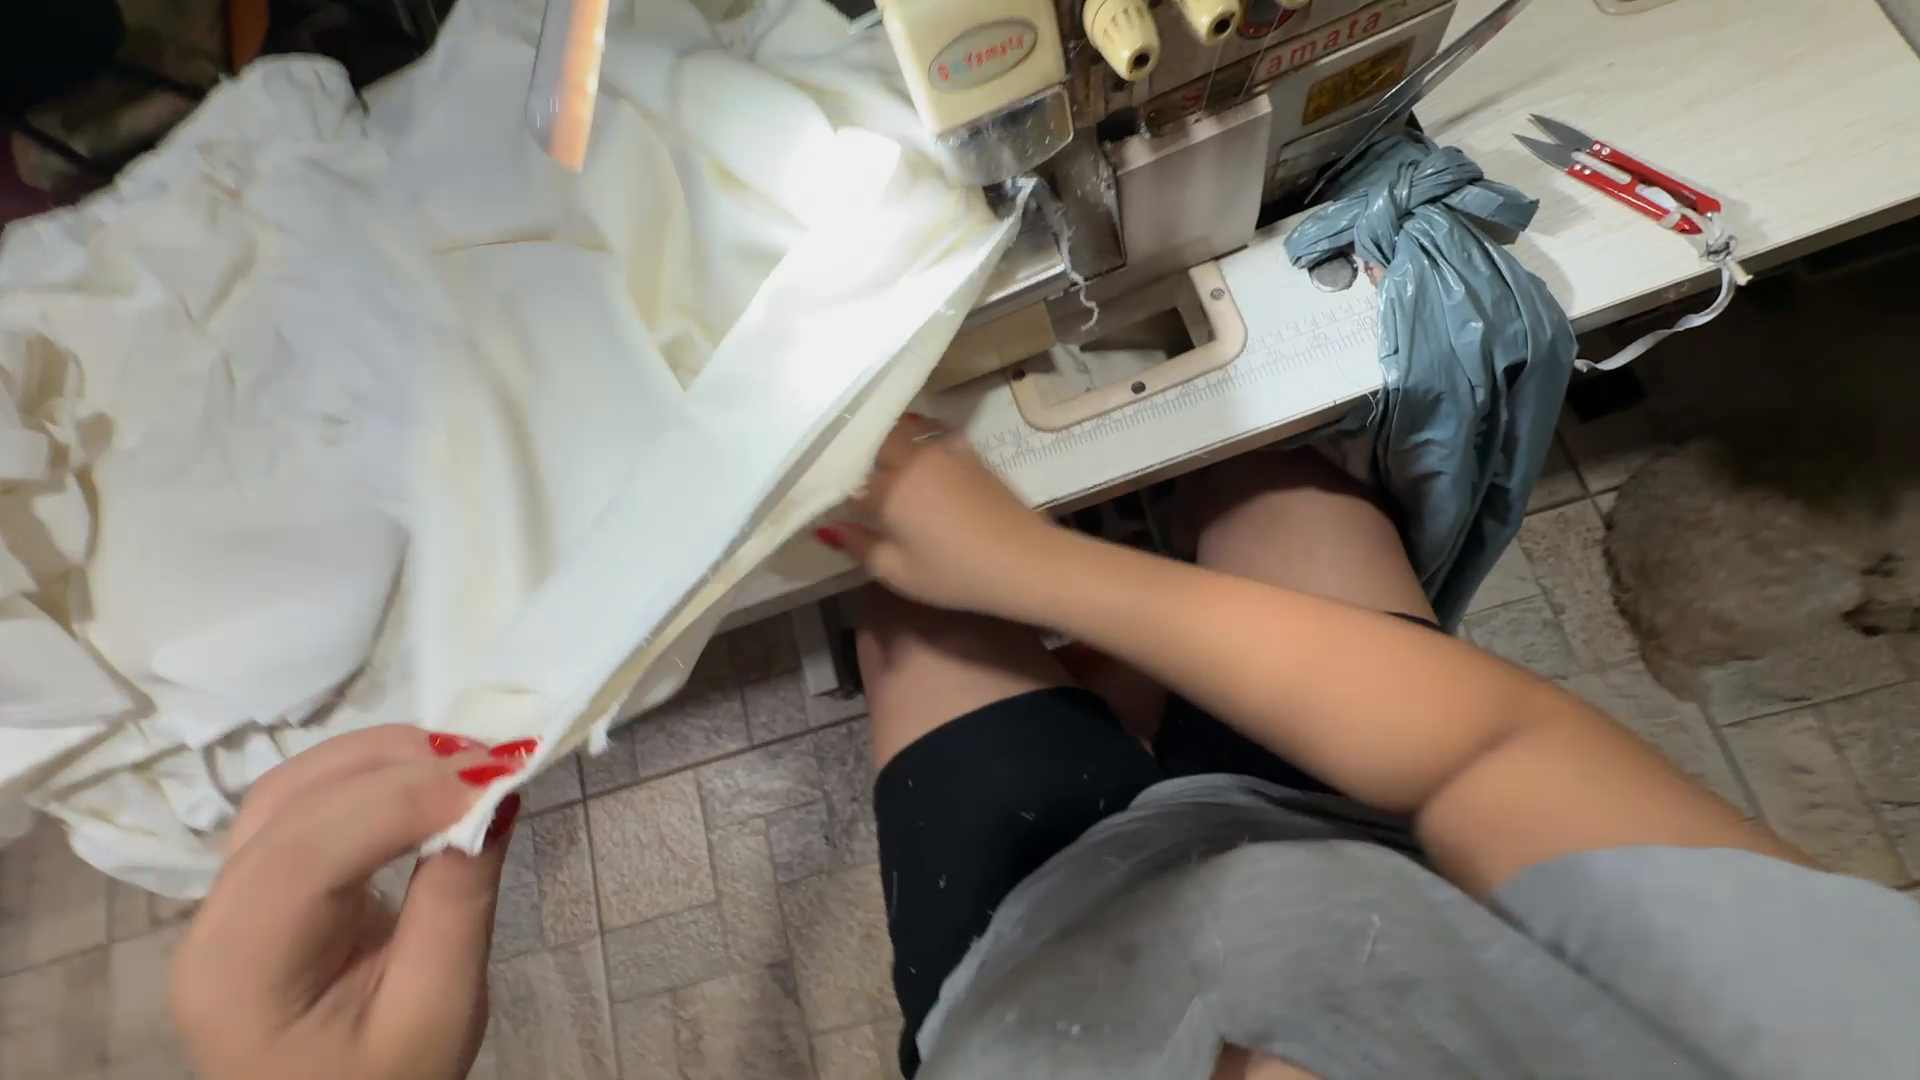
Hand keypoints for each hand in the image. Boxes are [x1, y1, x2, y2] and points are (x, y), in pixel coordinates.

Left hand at [172, 726, 533, 1079]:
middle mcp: (215, 917)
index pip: (310, 849)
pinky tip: (432, 775)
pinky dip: (378, 769)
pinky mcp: (269, 877)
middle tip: (500, 761)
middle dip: (402, 763)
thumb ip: (459, 902)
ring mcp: (233, 891)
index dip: (408, 797)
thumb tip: (497, 800)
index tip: (503, 777)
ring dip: (389, 755)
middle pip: (294, 800)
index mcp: (240, 967)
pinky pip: (311, 797)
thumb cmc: (391, 1075)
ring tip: (472, 760)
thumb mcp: (439, 1006)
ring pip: (297, 784)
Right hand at [816, 413, 1066, 617]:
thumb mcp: (898, 572)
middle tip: (842, 460)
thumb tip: (826, 526)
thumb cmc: (955, 574)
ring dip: (885, 434)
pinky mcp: (970, 453)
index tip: (819, 484)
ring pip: (903, 428)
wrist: (1025, 561)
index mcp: (889, 487)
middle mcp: (912, 457)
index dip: (831, 477)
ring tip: (873, 448)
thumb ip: (859, 545)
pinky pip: (933, 431)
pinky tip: (915, 449)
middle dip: (856, 447)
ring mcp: (944, 450)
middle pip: (874, 438)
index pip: (847, 471)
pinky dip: (917, 433)